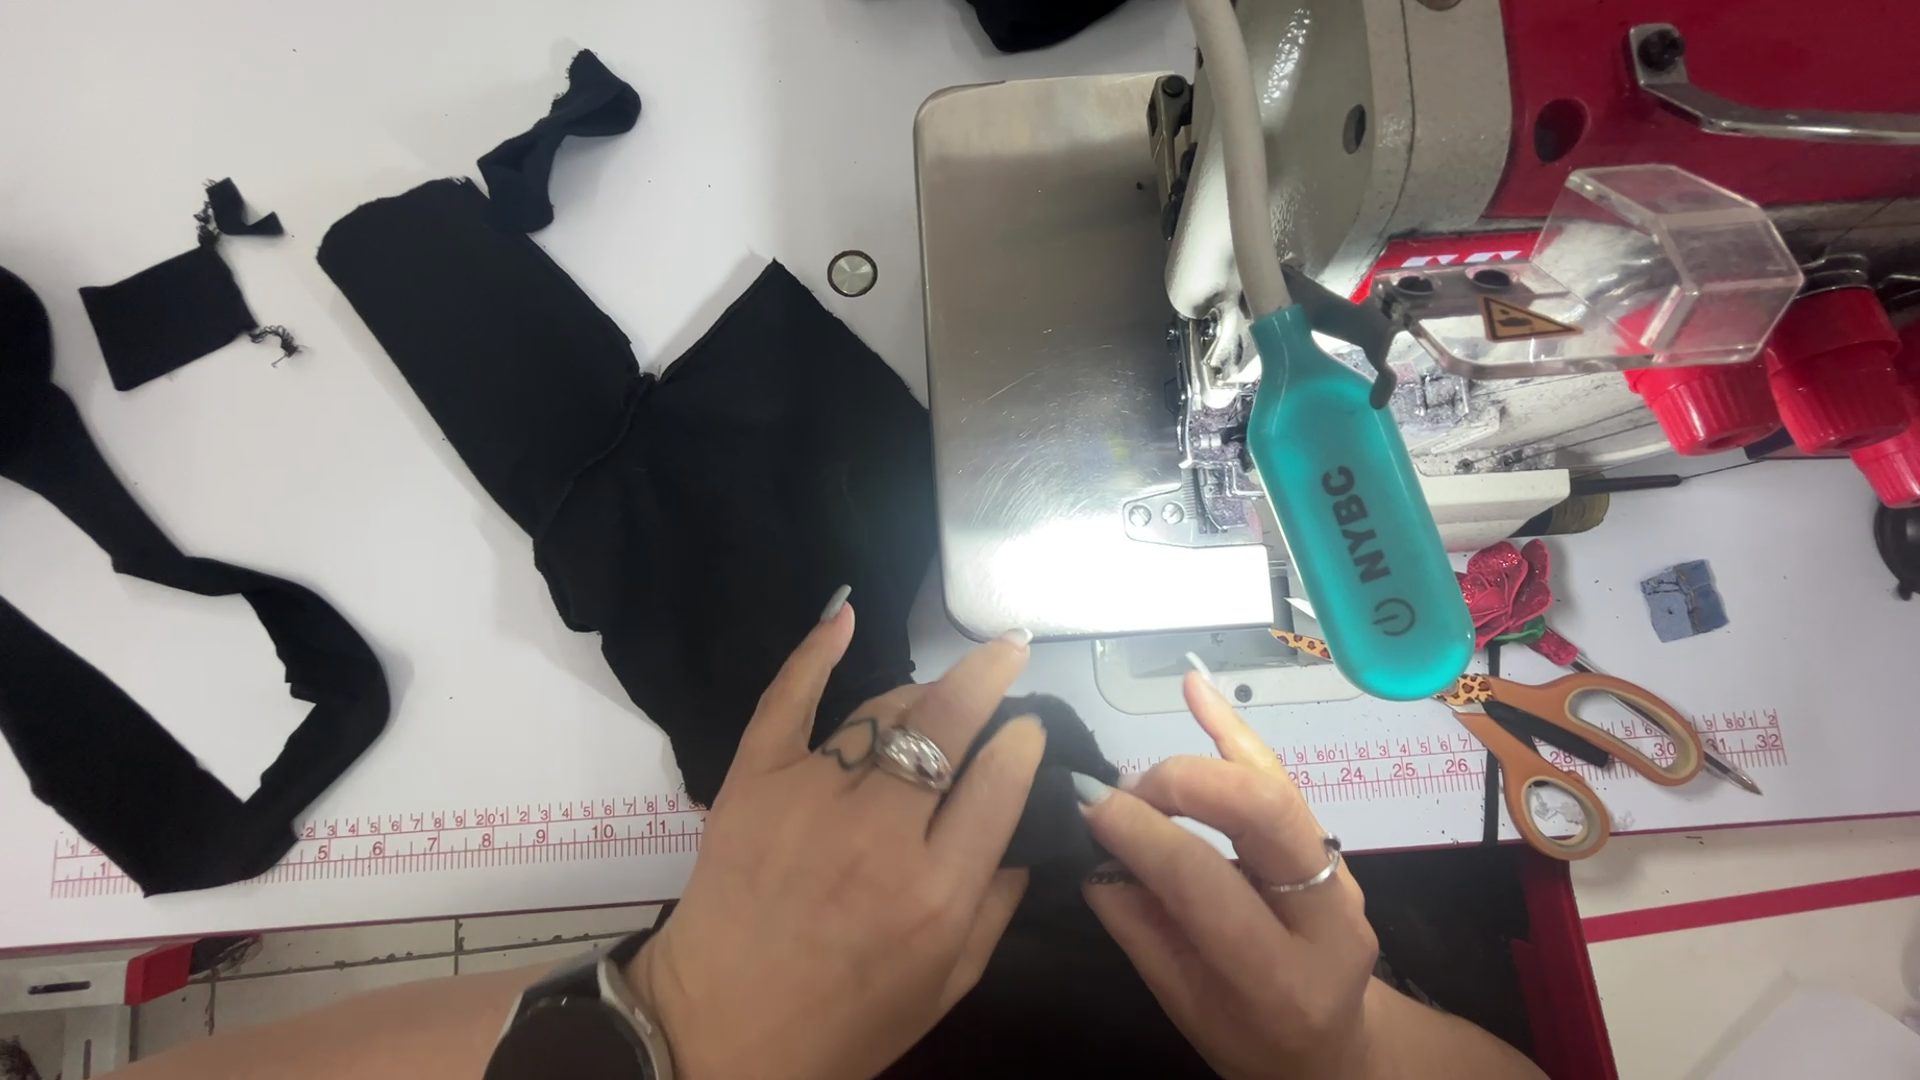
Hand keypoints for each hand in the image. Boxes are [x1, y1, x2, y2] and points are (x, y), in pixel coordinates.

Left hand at [625, 600, 1045, 1079]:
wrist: (714, 1036)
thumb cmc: (843, 1021)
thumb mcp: (946, 984)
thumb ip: (997, 905)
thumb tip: (1024, 829)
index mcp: (934, 891)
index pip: (999, 781)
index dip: (1022, 739)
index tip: (1026, 728)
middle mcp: (878, 834)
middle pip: (946, 724)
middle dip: (990, 674)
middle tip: (1011, 649)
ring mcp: (809, 796)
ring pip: (882, 710)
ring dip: (922, 692)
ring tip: (939, 694)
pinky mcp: (754, 779)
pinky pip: (789, 699)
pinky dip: (815, 652)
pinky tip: (843, 616)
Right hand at [1076, 669, 1380, 1079]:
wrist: (1329, 1046)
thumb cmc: (1244, 1034)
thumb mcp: (1177, 999)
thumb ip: (1130, 915)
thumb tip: (1090, 833)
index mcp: (1282, 976)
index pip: (1204, 880)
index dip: (1139, 831)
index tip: (1087, 803)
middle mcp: (1329, 915)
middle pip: (1260, 810)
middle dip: (1177, 781)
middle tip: (1124, 794)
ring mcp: (1339, 870)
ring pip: (1270, 783)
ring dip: (1195, 762)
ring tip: (1143, 776)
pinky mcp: (1327, 840)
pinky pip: (1275, 772)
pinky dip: (1229, 728)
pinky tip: (1194, 688)